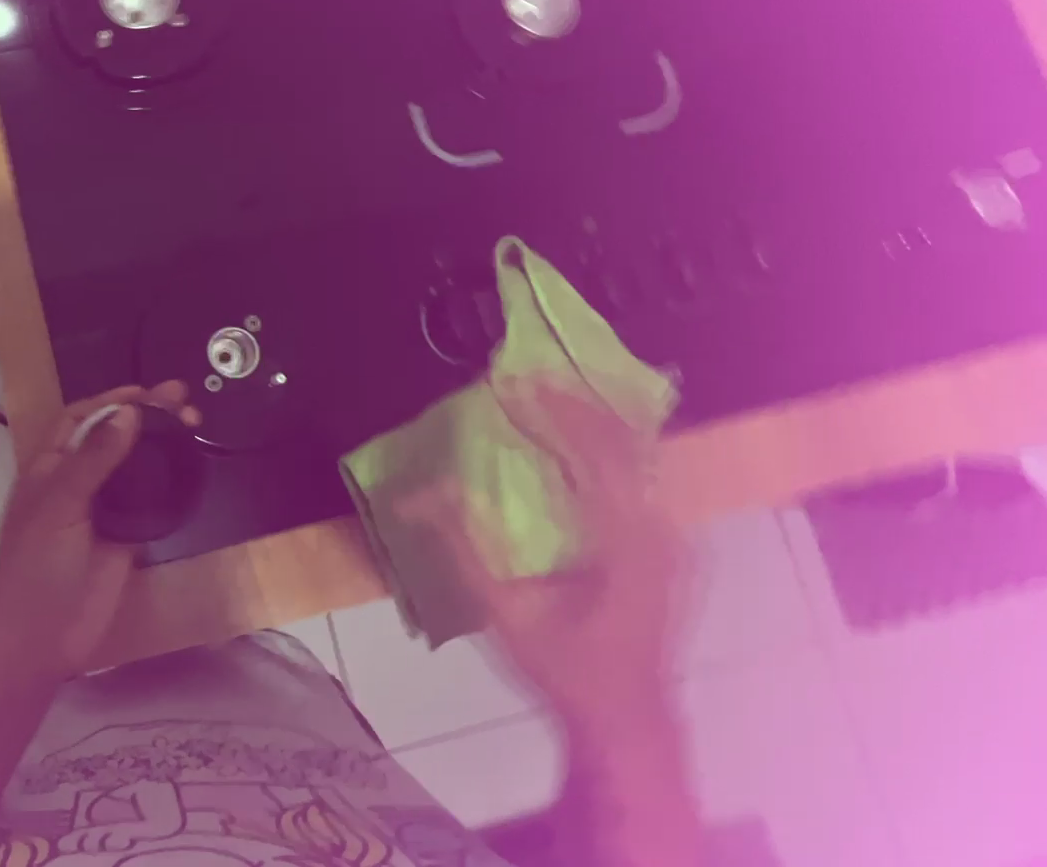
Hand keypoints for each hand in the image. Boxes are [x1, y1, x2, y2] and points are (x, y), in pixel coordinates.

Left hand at [0, 381, 199, 679]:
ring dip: (160, 445)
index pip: (80, 419)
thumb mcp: (61, 504)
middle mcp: (76, 483)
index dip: (110, 400)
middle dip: (144, 416)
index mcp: (49, 468)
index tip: (146, 390)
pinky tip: (190, 465)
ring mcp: (102, 511)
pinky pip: (149, 502)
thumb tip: (129, 413)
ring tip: (192, 422)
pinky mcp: (125, 537)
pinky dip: (168, 482)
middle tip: (182, 399)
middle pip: (112, 438)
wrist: (41, 637)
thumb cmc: (38, 564)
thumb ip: (94, 458)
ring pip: (135, 467)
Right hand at [440, 380, 686, 738]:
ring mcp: (675, 538)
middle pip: (623, 441)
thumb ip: (461, 545)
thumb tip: (419, 491)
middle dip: (574, 403)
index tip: (511, 384)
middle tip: (529, 379)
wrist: (630, 717)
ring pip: (640, 456)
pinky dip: (611, 449)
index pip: (590, 452)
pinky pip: (645, 478)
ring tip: (551, 397)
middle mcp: (659, 530)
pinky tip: (583, 442)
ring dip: (594, 421)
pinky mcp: (674, 546)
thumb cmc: (563, 666)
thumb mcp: (502, 610)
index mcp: (622, 541)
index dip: (550, 411)